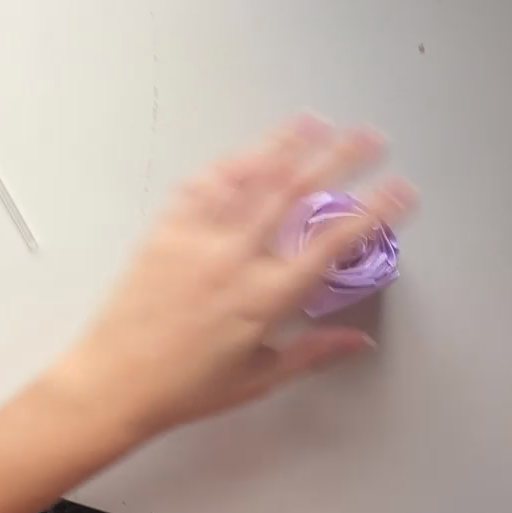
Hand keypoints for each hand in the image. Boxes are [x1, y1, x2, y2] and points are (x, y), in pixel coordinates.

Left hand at [45, 116, 415, 436]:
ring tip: (315, 123)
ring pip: (250, 177)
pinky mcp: (165, 232)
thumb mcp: (259, 379)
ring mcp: (196, 240)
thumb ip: (313, 353)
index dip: (373, 212)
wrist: (114, 383)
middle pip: (296, 191)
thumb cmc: (182, 389)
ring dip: (287, 144)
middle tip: (369, 138)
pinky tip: (246, 152)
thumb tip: (356, 342)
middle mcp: (233, 259)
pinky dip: (229, 164)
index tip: (398, 193)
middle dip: (341, 157)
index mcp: (263, 298)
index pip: (332, 243)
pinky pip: (202, 186)